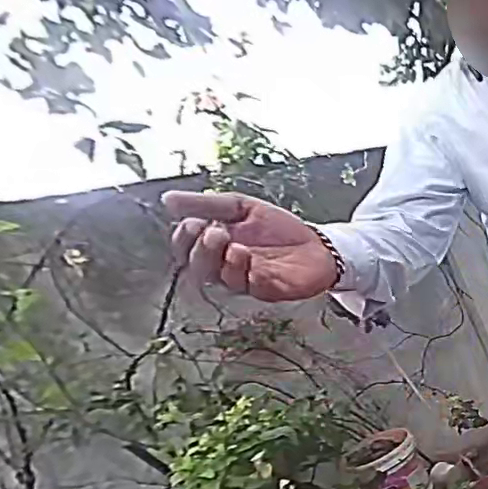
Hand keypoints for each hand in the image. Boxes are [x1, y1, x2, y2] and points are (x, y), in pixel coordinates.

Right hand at [162, 191, 338, 301]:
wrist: (319, 243)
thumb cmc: (280, 229)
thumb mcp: (244, 208)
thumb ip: (209, 204)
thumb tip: (168, 199)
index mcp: (215, 247)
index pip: (186, 248)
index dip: (183, 238)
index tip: (192, 222)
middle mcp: (227, 267)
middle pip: (199, 267)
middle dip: (201, 250)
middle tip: (214, 232)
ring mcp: (249, 280)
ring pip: (224, 278)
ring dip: (224, 261)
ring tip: (234, 245)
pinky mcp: (272, 289)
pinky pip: (254, 286)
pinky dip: (249, 273)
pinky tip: (250, 260)